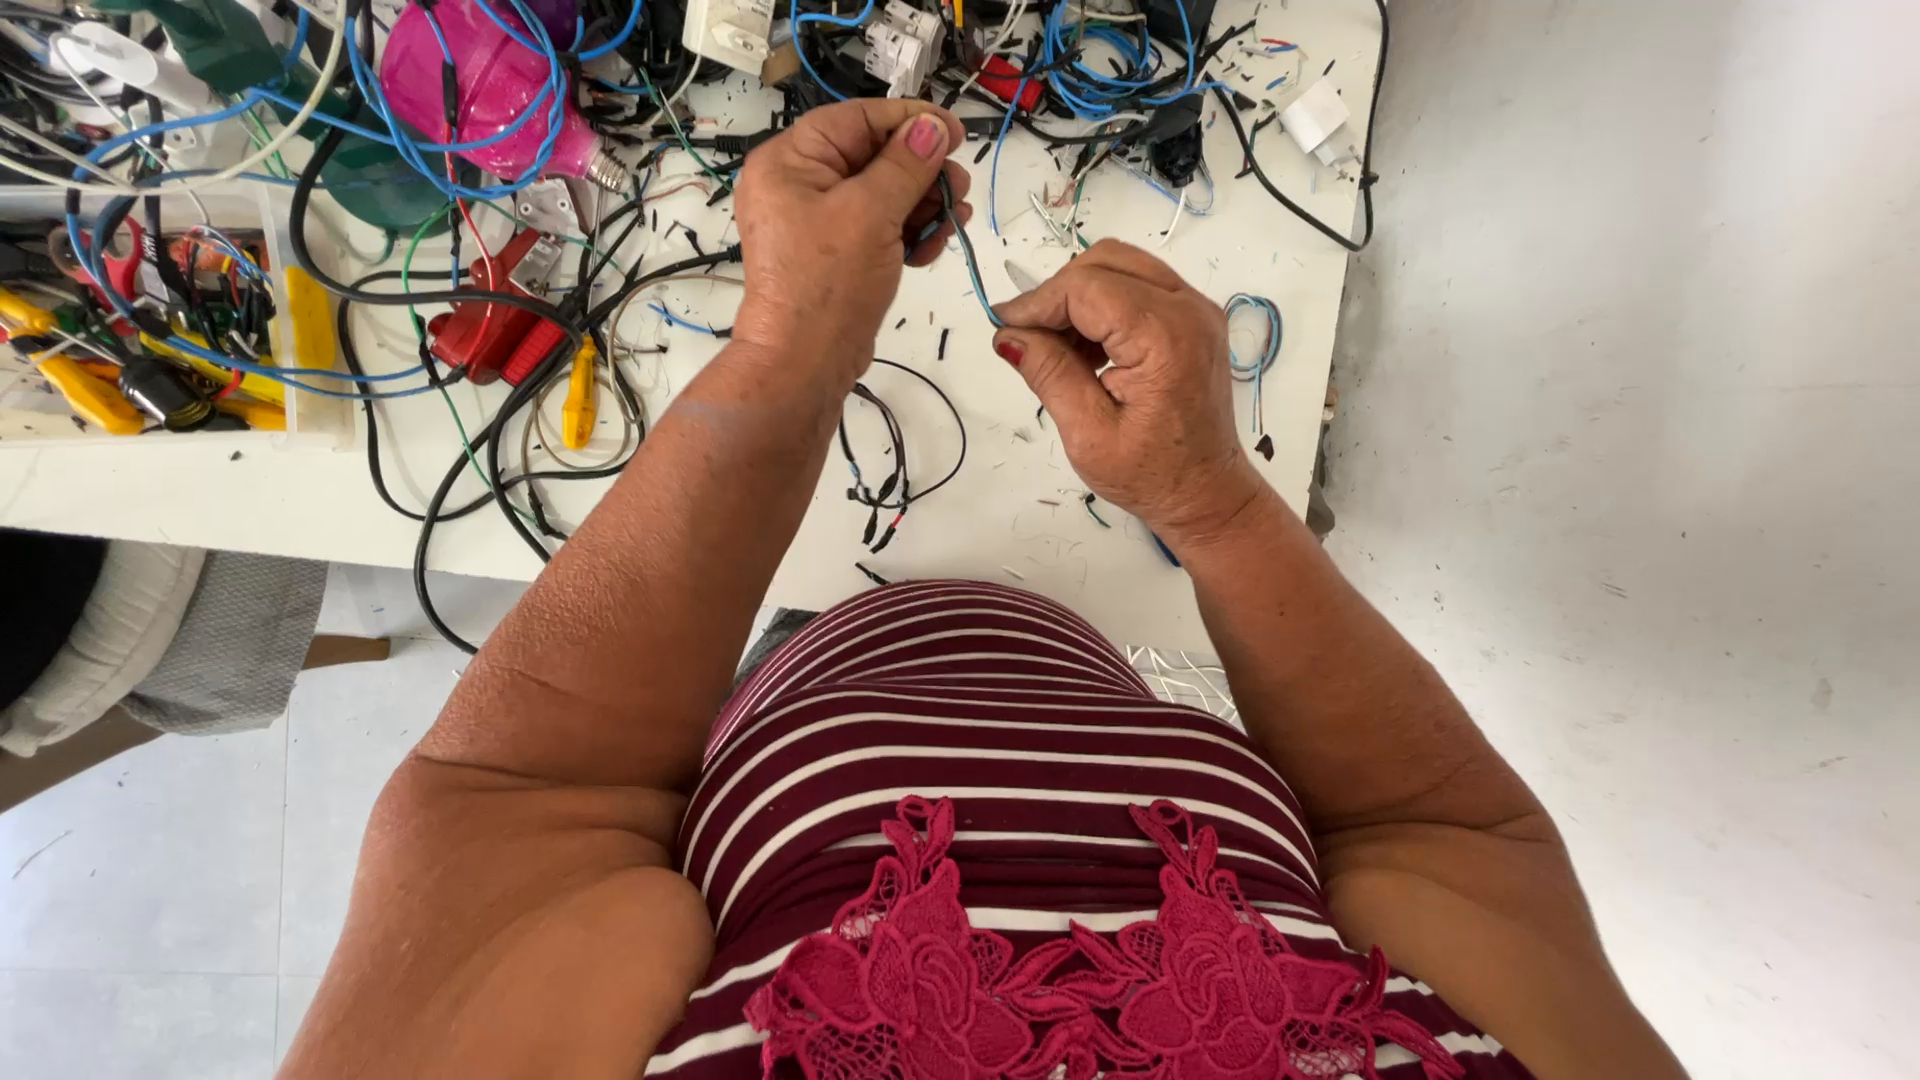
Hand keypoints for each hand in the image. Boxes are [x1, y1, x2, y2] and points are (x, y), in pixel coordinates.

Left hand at [730, 99, 972, 372]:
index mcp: (789, 161)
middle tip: (960, 188)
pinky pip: (874, 231)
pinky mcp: (833, 259)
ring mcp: (814, 226)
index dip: (910, 123)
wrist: (804, 365)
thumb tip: (931, 127)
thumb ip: (905, 165)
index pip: (857, 121)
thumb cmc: (829, 285)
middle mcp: (797, 187)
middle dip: (921, 173)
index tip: (955, 133)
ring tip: (955, 221)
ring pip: (878, 198)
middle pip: (871, 159)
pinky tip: (932, 248)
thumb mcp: (870, 214)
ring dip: (921, 207)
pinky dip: (905, 235)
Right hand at [991, 240, 1268, 549]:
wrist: (1205, 493)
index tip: (1003, 327)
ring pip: (1121, 268)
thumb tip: (1008, 334)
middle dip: (1058, 294)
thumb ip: (1050, 375)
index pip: (1087, 287)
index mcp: (1166, 339)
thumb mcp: (1087, 434)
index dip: (1038, 301)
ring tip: (1056, 349)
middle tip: (1027, 338)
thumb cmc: (1150, 476)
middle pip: (1106, 262)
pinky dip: (1102, 306)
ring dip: (1079, 298)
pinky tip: (1085, 350)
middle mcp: (1189, 310)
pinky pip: (1138, 287)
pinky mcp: (1192, 320)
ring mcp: (1196, 310)